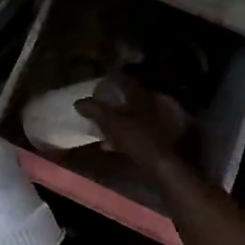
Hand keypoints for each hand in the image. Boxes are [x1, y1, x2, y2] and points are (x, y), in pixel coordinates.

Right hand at [75, 74, 189, 177]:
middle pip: (130, 98)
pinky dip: (128, 134)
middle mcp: (154, 102)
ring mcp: (161, 119)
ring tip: (104, 130)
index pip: (125, 80)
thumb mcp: (113, 124)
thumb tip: (78, 102)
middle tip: (100, 108)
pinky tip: (116, 145)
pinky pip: (141, 130)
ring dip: (120, 120)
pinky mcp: (163, 136)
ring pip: (136, 115)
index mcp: (142, 95)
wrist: (166, 164)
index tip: (98, 86)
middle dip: (114, 103)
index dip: (111, 81)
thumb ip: (95, 111)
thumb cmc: (139, 139)